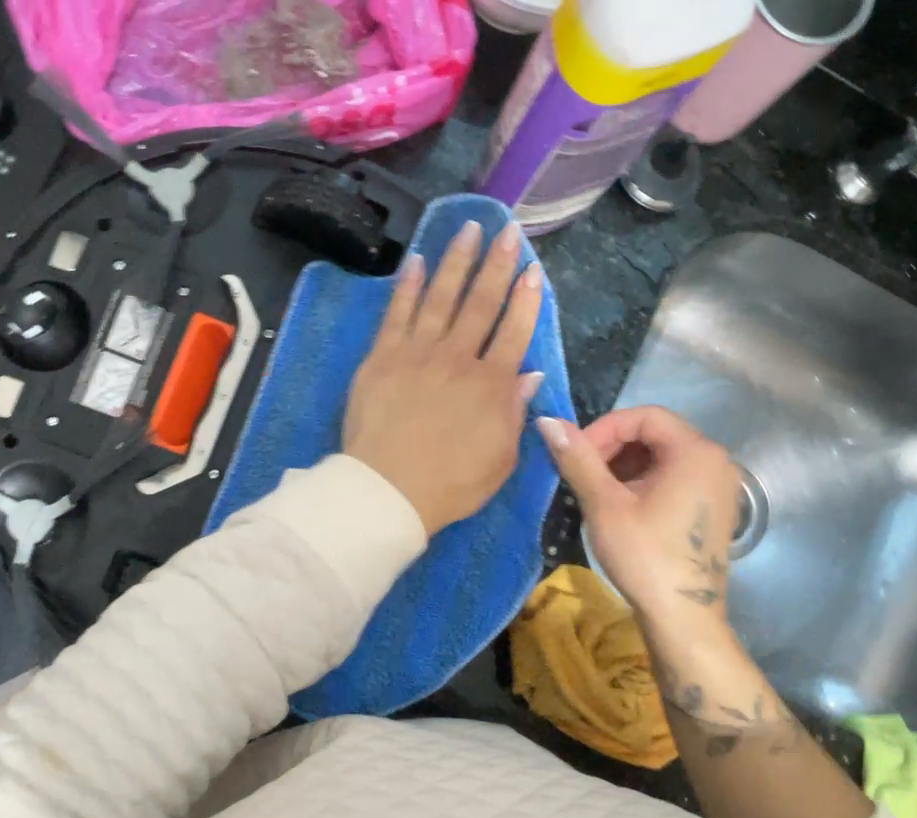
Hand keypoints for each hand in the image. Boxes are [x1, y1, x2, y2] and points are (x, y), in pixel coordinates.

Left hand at [343, 220, 545, 535]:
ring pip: (441, 297)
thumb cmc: (451, 485)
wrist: (389, 489)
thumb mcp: (500, 460)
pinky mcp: (382, 357)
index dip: (526, 300)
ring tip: (468, 229)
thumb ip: (515, 413)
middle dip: (497, 265)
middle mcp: (458, 358)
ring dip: (456, 261)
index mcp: (491, 385)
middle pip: (481, 303)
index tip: (533, 271)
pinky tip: (417, 261)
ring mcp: (418, 353)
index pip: (515, 332)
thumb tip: (530, 374)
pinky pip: (397, 312)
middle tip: (508, 232)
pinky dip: (408, 285)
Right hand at [537, 407, 740, 645]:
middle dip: (613, 448)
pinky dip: (645, 483)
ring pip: (664, 458)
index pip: (644, 416)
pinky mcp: (713, 509)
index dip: (603, 429)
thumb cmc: (644, 556)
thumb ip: (577, 458)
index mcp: (697, 451)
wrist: (682, 616)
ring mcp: (719, 486)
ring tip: (597, 494)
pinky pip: (676, 479)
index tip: (576, 456)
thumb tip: (547, 421)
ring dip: (625, 467)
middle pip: (656, 434)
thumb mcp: (604, 504)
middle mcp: (716, 461)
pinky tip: (621, 510)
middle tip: (583, 476)